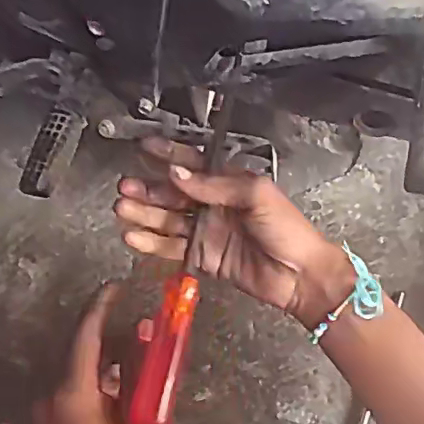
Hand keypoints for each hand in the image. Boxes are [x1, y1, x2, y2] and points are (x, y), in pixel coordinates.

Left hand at [33, 284, 165, 423]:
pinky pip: (72, 390)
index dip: (100, 306)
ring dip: (104, 360)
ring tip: (136, 355)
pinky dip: (95, 380)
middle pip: (79, 352)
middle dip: (109, 335)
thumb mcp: (143, 417)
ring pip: (77, 371)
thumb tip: (144, 332)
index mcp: (72, 394)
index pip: (85, 336)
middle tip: (140, 327)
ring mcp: (46, 415)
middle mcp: (50, 399)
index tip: (115, 286)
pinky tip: (119, 384)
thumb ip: (141, 371)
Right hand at [115, 136, 355, 326]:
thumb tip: (178, 173)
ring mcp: (208, 232)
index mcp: (230, 184)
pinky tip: (134, 237)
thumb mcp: (256, 195)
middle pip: (174, 194)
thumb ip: (215, 185)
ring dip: (145, 214)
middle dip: (148, 189)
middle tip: (125, 187)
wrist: (301, 275)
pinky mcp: (204, 258)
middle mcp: (215, 205)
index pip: (194, 165)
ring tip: (122, 210)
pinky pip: (173, 248)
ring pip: (169, 220)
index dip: (170, 155)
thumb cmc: (288, 230)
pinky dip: (153, 243)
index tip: (146, 147)